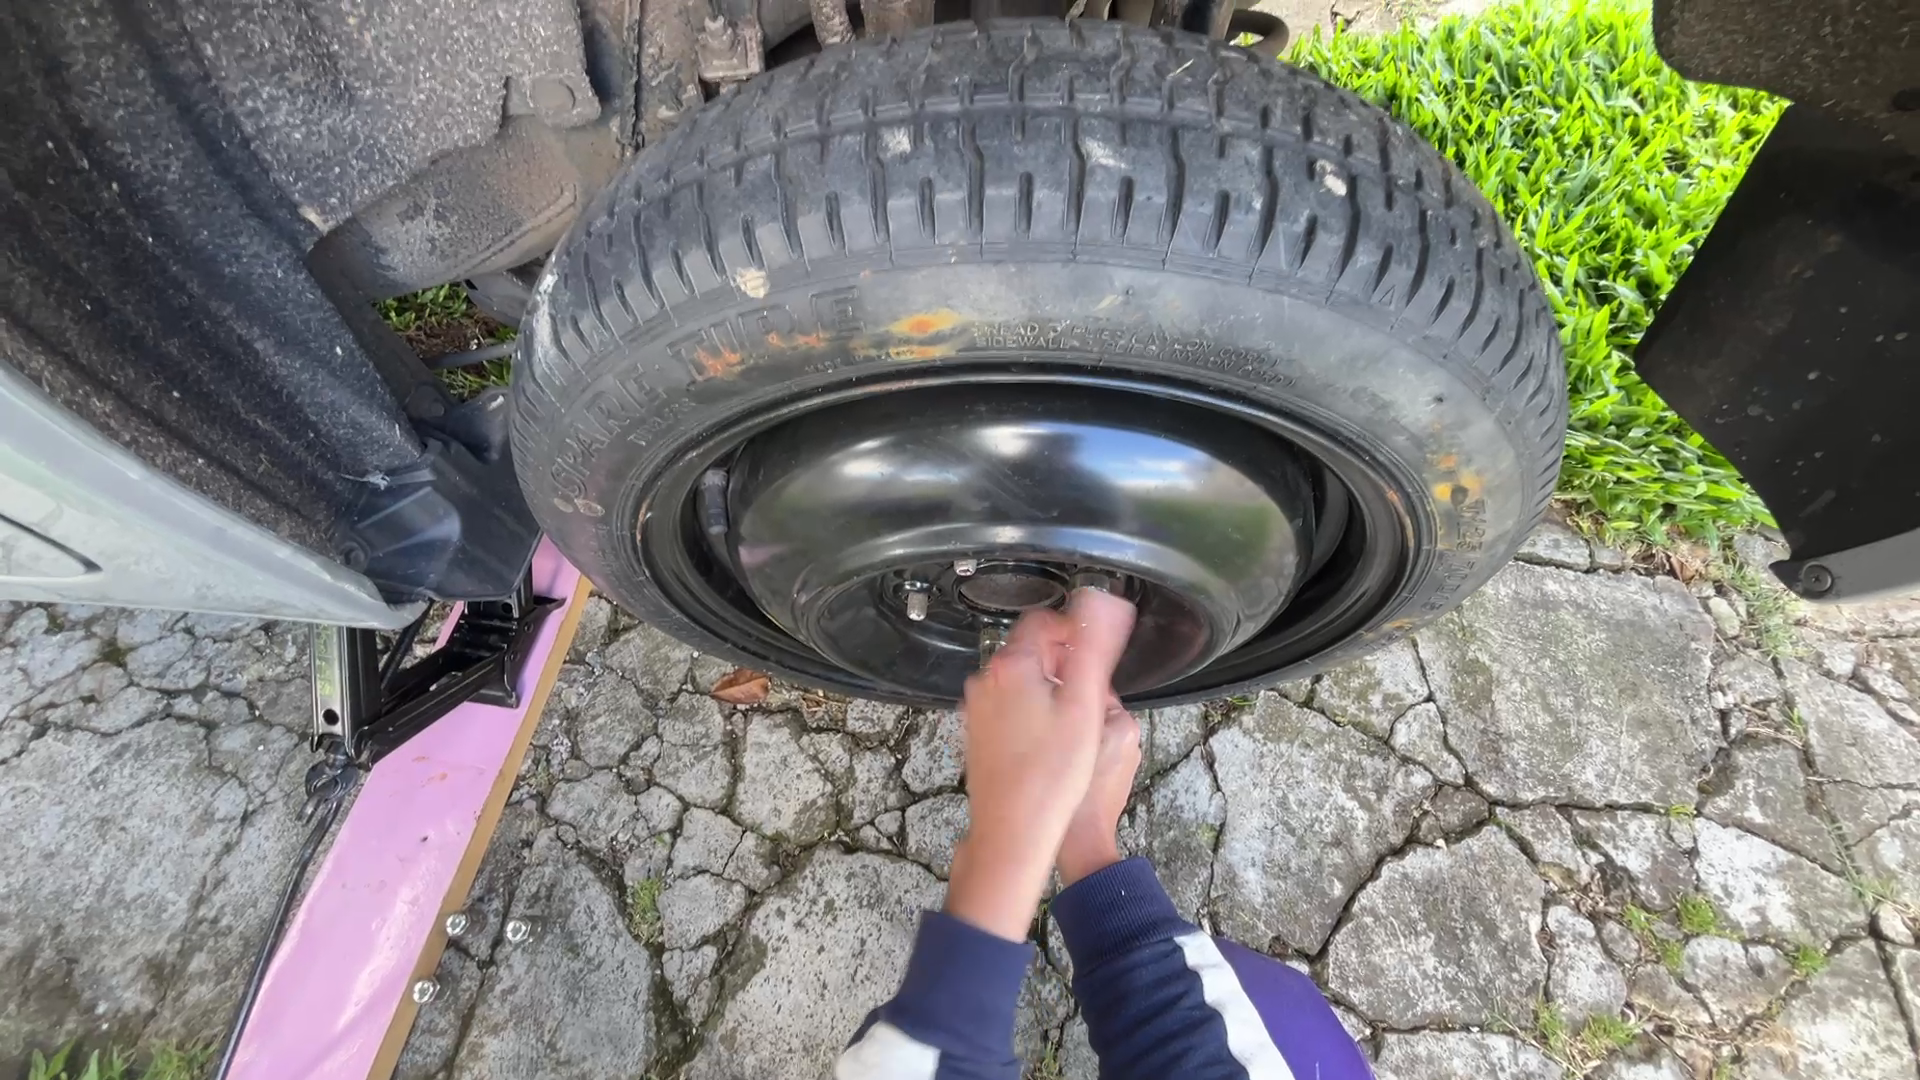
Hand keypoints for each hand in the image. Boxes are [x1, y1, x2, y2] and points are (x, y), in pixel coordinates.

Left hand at [944, 589, 1135, 940]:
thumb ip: (1092, 648)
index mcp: (1012, 664)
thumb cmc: (1052, 773)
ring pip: (1018, 677)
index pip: (1043, 621)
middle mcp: (986, 678)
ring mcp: (977, 705)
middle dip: (1061, 661)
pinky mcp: (976, 729)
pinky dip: (1029, 708)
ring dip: (1046, 685)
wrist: (1013, 829)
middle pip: (1029, 649)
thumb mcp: (1085, 705)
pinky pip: (1006, 703)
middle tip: (1087, 693)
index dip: (1073, 632)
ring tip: (1070, 721)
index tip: (1093, 658)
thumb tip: (1103, 605)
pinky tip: (1046, 739)